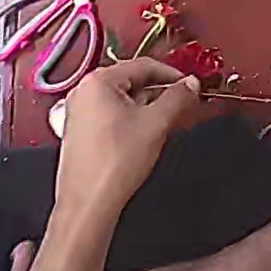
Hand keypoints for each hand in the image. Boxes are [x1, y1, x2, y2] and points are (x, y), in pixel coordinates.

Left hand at [54, 60, 199, 229]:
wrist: (89, 205)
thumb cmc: (115, 162)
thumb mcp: (157, 122)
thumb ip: (179, 96)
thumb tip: (192, 83)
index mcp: (98, 82)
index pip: (144, 66)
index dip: (172, 75)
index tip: (190, 86)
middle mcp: (83, 92)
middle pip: (133, 80)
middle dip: (159, 92)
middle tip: (180, 104)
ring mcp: (78, 112)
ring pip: (123, 98)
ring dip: (147, 106)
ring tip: (163, 122)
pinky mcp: (79, 131)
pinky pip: (112, 113)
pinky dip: (132, 118)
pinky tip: (143, 134)